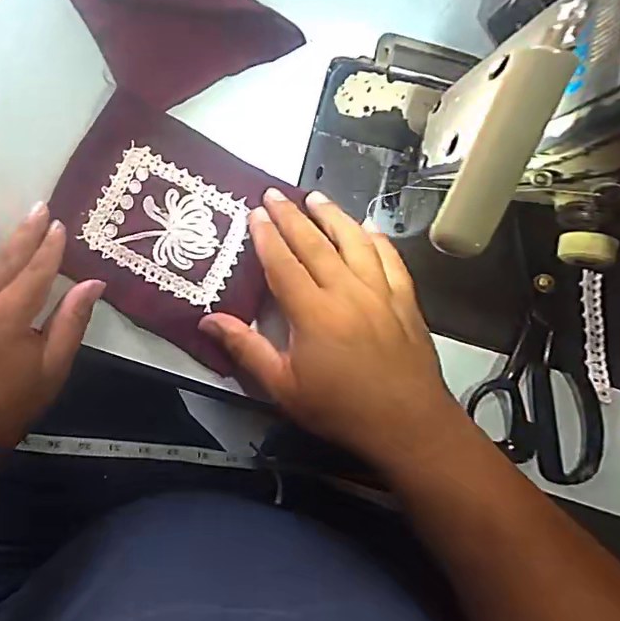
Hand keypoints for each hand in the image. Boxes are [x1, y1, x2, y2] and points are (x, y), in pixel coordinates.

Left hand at [0, 194, 105, 471]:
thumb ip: (70, 322)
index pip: (37, 271)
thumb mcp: (51, 369)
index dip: (50, 247)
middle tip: (38, 204)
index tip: (59, 223)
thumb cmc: (9, 405)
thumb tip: (93, 283)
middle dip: (25, 231)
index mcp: (10, 316)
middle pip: (6, 259)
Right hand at [200, 189, 473, 470]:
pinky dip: (378, 240)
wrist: (409, 426)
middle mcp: (347, 292)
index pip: (284, 262)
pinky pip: (390, 260)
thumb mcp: (283, 386)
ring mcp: (380, 293)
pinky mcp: (405, 301)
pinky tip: (368, 228)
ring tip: (316, 197)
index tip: (254, 213)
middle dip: (292, 216)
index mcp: (314, 312)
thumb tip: (209, 321)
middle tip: (276, 194)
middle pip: (316, 244)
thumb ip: (246, 348)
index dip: (266, 235)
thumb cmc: (341, 409)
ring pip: (354, 243)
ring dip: (333, 216)